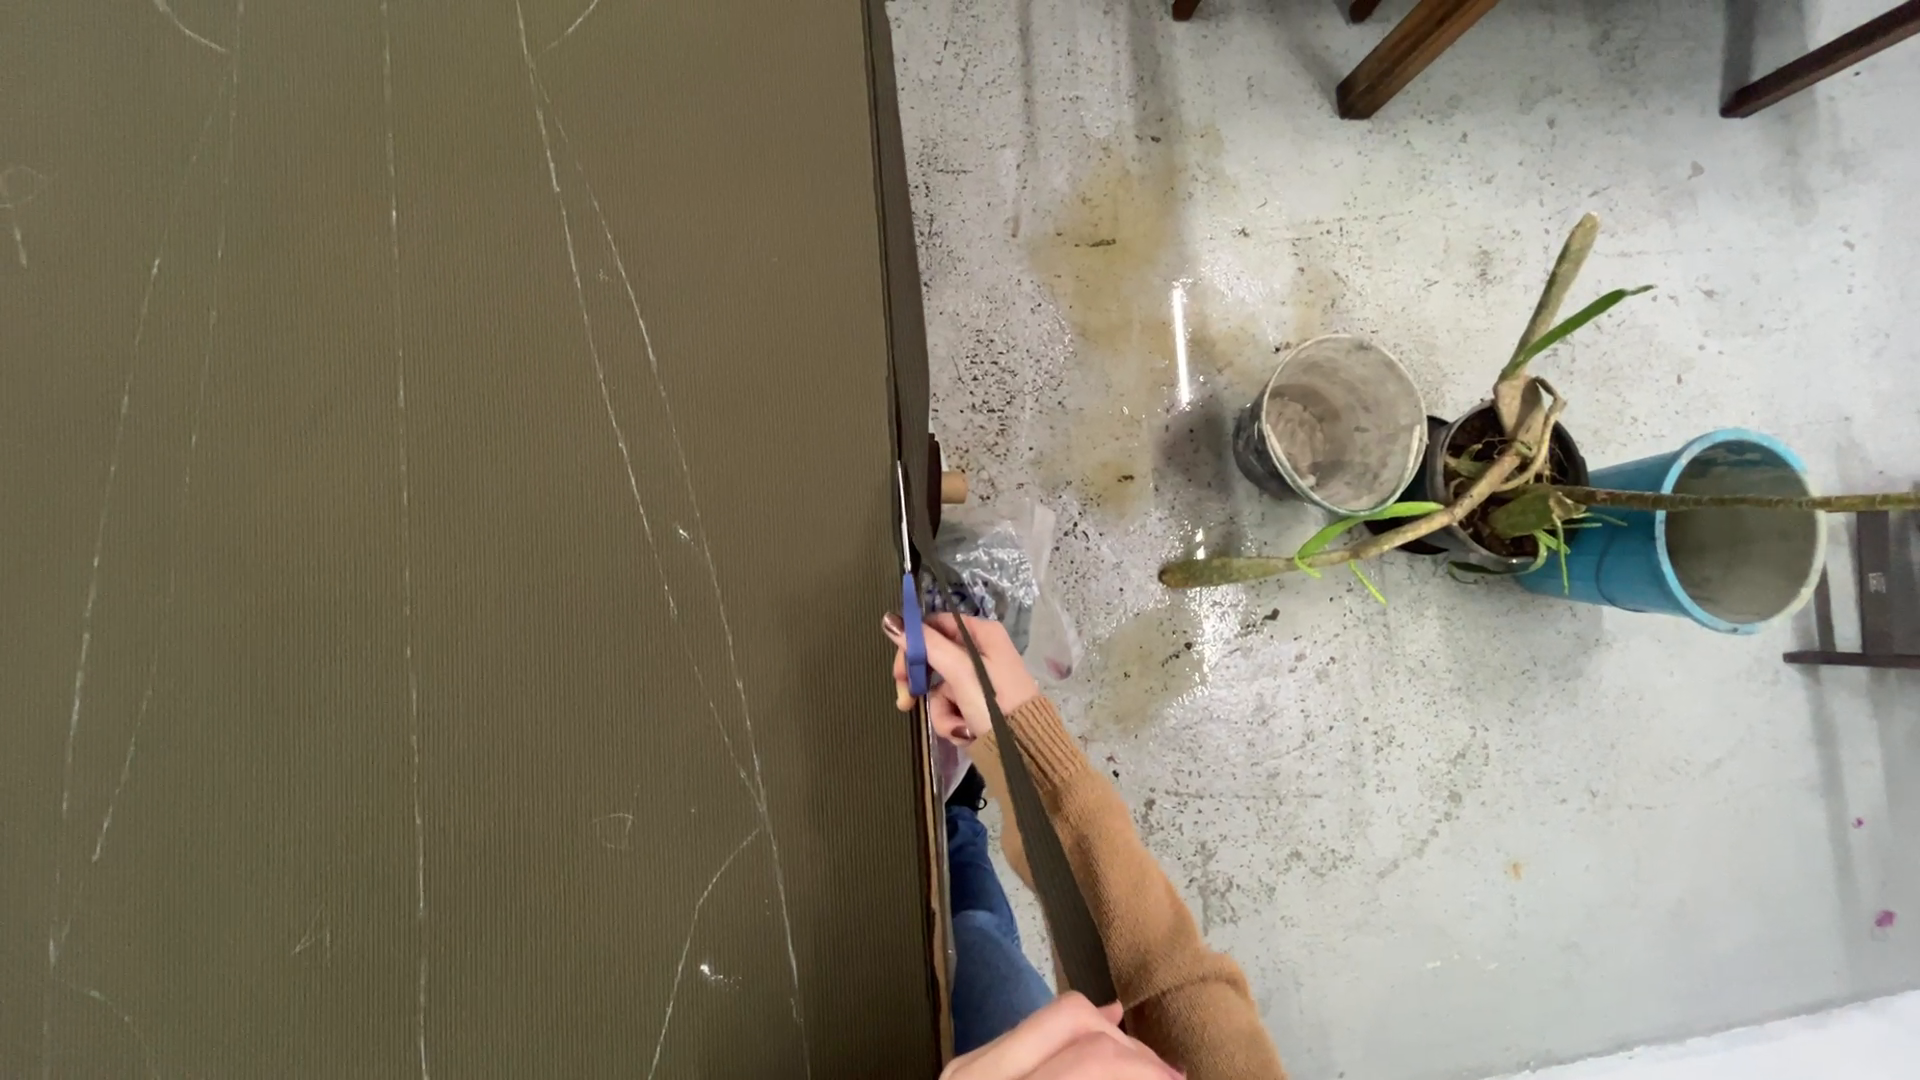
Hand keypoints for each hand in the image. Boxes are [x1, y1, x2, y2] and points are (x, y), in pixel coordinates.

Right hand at [883, 612, 1038, 746]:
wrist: (1025, 751)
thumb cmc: (995, 704)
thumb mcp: (960, 672)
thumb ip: (926, 645)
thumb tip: (890, 619)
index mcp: (982, 634)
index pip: (935, 626)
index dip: (913, 645)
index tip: (900, 670)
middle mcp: (980, 651)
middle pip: (933, 658)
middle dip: (921, 685)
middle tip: (906, 700)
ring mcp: (978, 679)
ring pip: (939, 688)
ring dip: (940, 710)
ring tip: (957, 726)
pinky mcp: (976, 703)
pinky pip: (950, 706)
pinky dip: (952, 721)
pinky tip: (965, 731)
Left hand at [941, 993, 1180, 1079]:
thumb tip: (1158, 1074)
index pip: (1092, 1057)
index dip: (1145, 1066)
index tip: (1178, 1079)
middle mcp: (982, 1069)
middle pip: (1072, 1016)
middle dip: (1130, 1045)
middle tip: (1167, 1072)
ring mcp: (968, 1062)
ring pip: (1052, 1014)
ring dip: (1105, 1032)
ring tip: (1143, 1060)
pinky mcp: (966, 1064)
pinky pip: (1029, 1030)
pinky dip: (1072, 1036)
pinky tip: (1101, 1040)